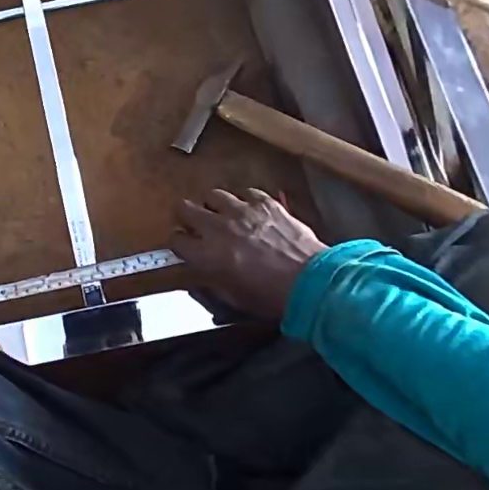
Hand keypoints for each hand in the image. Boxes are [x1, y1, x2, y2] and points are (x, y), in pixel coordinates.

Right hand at [171, 188, 327, 320]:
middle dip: (186, 217)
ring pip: (212, 195)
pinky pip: (245, 192)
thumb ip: (208, 278)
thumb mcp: (231, 296)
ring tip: (224, 215)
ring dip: (214, 206)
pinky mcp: (264, 203)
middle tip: (197, 225)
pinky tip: (251, 211)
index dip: (179, 243)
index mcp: (205, 254)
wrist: (313, 283)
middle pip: (184, 208)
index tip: (186, 246)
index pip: (175, 239)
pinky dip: (244, 201)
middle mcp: (217, 227)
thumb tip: (200, 268)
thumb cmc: (270, 297)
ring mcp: (241, 211)